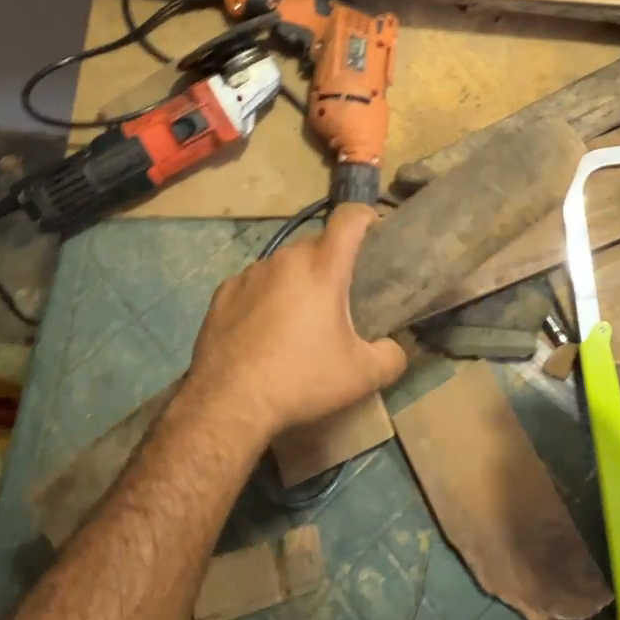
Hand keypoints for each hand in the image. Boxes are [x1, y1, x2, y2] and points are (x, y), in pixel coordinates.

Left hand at [185, 203, 408, 439]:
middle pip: (316, 243)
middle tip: (339, 294)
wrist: (229, 403)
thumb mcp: (361, 376)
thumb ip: (391, 357)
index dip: (365, 216)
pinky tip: (263, 330)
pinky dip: (264, 297)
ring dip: (296, 279)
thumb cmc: (301, 380)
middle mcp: (286, 260)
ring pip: (283, 263)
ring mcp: (250, 274)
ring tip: (299, 317)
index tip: (374, 229)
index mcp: (322, 267)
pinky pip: (254, 284)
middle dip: (331, 260)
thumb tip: (395, 349)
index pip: (349, 218)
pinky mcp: (223, 293)